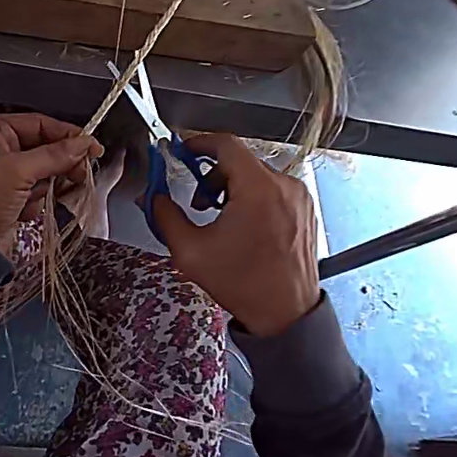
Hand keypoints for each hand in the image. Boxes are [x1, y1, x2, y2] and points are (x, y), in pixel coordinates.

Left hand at [0, 113, 101, 253]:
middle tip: (77, 174)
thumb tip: (83, 144)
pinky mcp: (4, 197)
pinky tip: (23, 210)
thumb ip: (55, 155)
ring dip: (44, 187)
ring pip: (41, 173)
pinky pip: (33, 193)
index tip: (90, 147)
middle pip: (43, 148)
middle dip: (58, 165)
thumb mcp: (18, 171)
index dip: (67, 135)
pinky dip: (34, 202)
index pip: (39, 123)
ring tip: (32, 197)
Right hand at [151, 134, 320, 336]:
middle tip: (197, 203)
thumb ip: (165, 216)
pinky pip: (273, 189)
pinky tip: (242, 225)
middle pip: (239, 161)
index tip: (184, 150)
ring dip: (232, 187)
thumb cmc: (243, 284)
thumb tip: (152, 198)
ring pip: (256, 175)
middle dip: (212, 176)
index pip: (226, 145)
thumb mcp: (191, 251)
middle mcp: (283, 186)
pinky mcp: (304, 209)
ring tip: (220, 218)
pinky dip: (253, 197)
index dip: (199, 142)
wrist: (285, 313)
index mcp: (258, 189)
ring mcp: (298, 197)